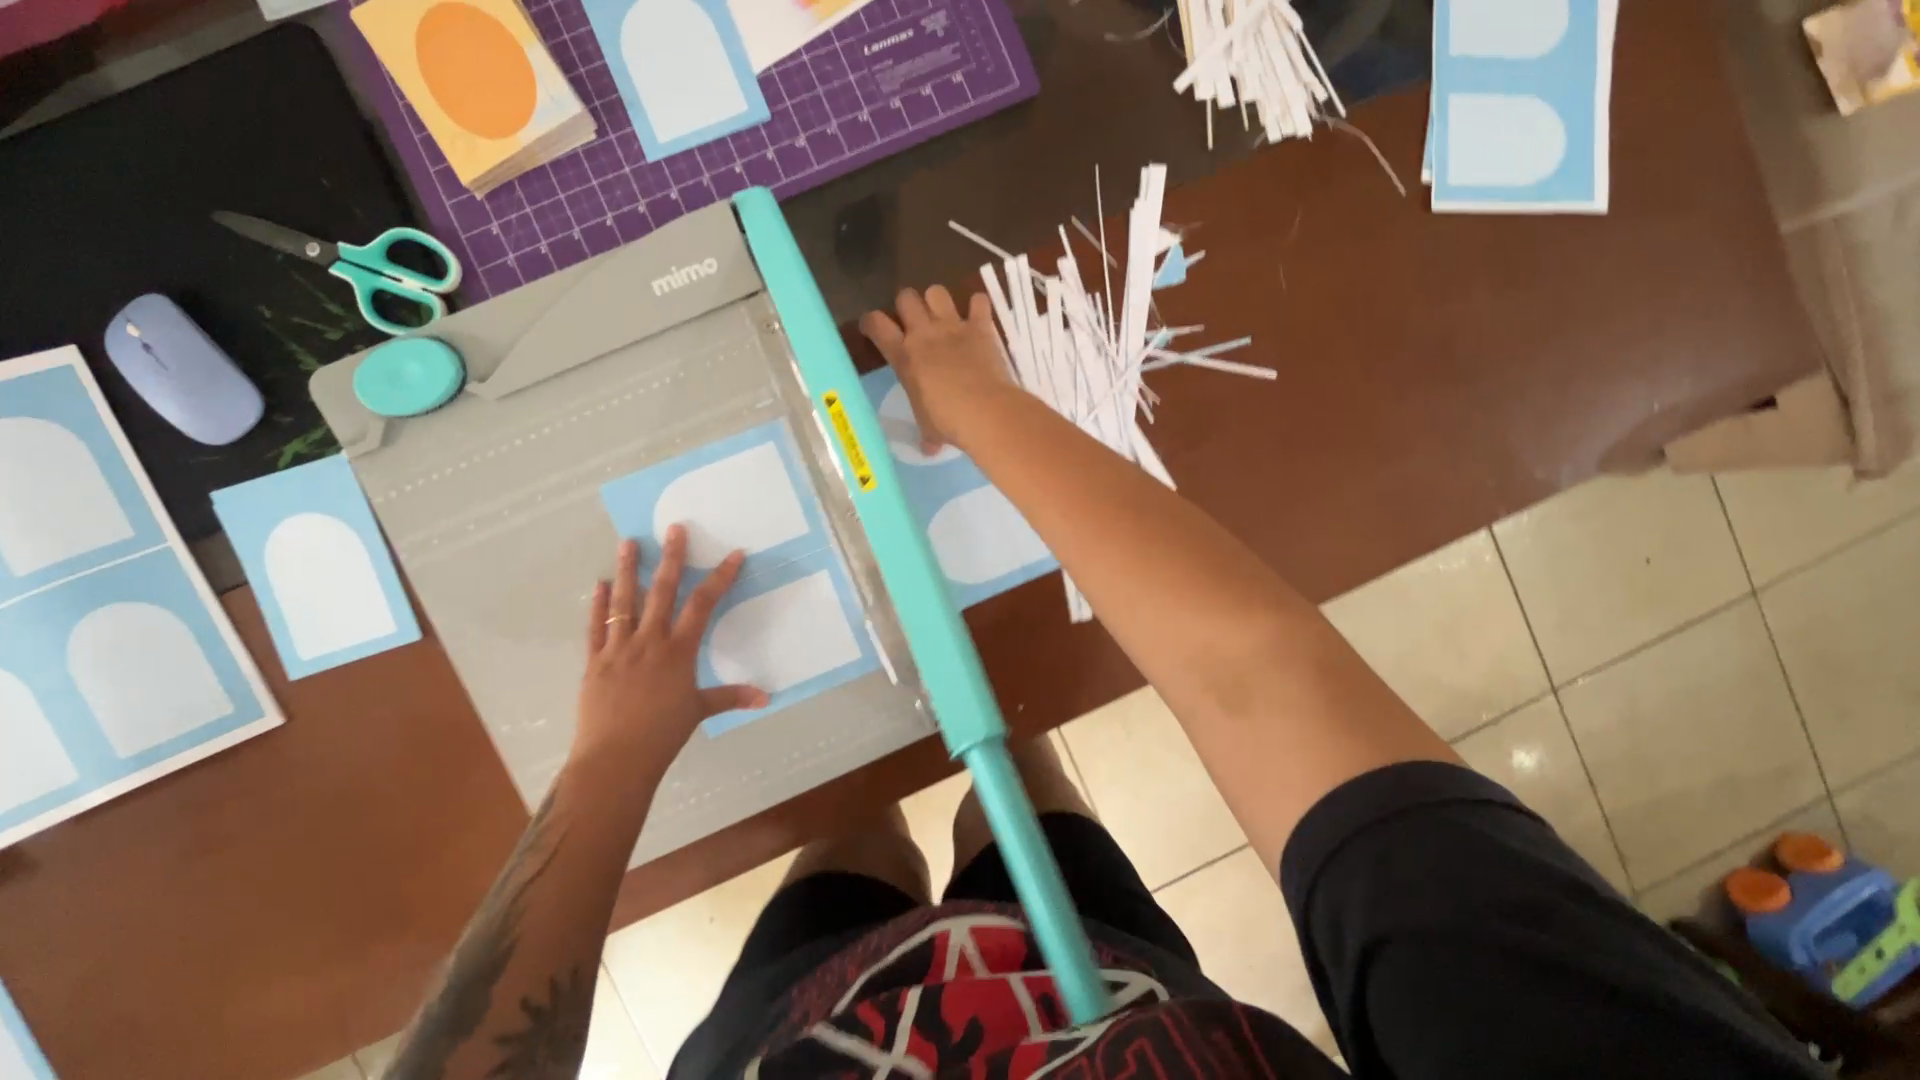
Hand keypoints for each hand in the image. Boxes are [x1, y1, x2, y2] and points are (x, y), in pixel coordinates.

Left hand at [574, 528, 767, 769]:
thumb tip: (765, 698)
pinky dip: (597, 605)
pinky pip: (596, 627)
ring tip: (628, 542)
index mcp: (678, 652)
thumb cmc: (662, 735)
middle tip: (674, 529)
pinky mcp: (594, 661)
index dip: (720, 578)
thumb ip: (729, 697)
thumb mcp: (698, 712)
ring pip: (624, 601)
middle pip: (663, 592)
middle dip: (671, 559)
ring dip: (627, 570)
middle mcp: (649, 642)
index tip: (733, 555)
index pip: (703, 606)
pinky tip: (599, 584)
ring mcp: (618, 649)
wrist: (614, 758)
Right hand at [860, 285, 1013, 452]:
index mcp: (903, 357)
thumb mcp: (929, 428)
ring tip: (944, 315)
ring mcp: (953, 326)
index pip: (876, 324)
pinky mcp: (980, 327)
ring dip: (938, 300)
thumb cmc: (948, 422)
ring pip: (937, 291)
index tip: (874, 327)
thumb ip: (927, 434)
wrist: (984, 411)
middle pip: (906, 297)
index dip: (872, 322)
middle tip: (915, 321)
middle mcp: (924, 334)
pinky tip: (978, 315)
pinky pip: (979, 301)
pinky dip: (978, 306)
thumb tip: (929, 449)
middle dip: (908, 305)